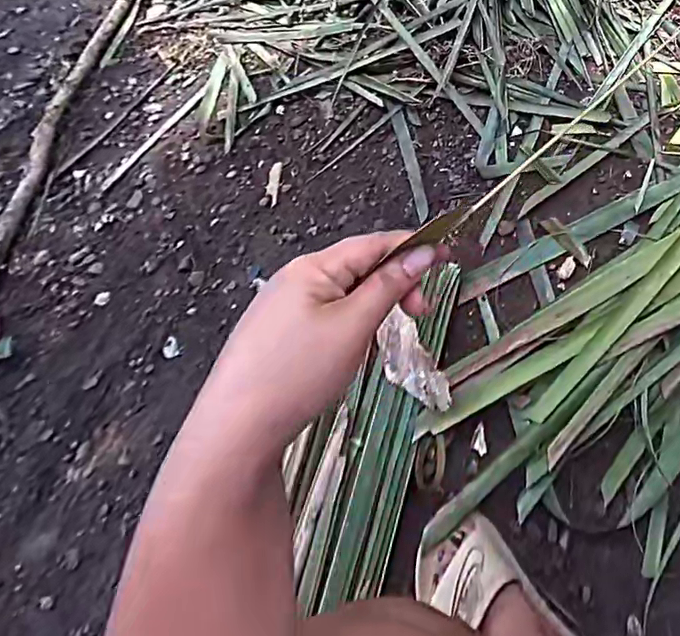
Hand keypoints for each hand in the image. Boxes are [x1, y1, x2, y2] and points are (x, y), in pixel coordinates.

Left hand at [181, 231, 446, 458]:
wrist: (233, 436)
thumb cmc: (292, 377)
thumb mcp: (355, 325)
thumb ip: (392, 284)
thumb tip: (422, 252)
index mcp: (312, 268)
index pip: (376, 243)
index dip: (415, 247)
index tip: (446, 256)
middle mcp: (295, 279)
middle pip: (363, 266)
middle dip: (397, 283)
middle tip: (420, 309)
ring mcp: (284, 307)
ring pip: (348, 292)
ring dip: (377, 305)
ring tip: (384, 334)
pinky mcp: (280, 333)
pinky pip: (331, 312)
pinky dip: (355, 321)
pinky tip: (355, 346)